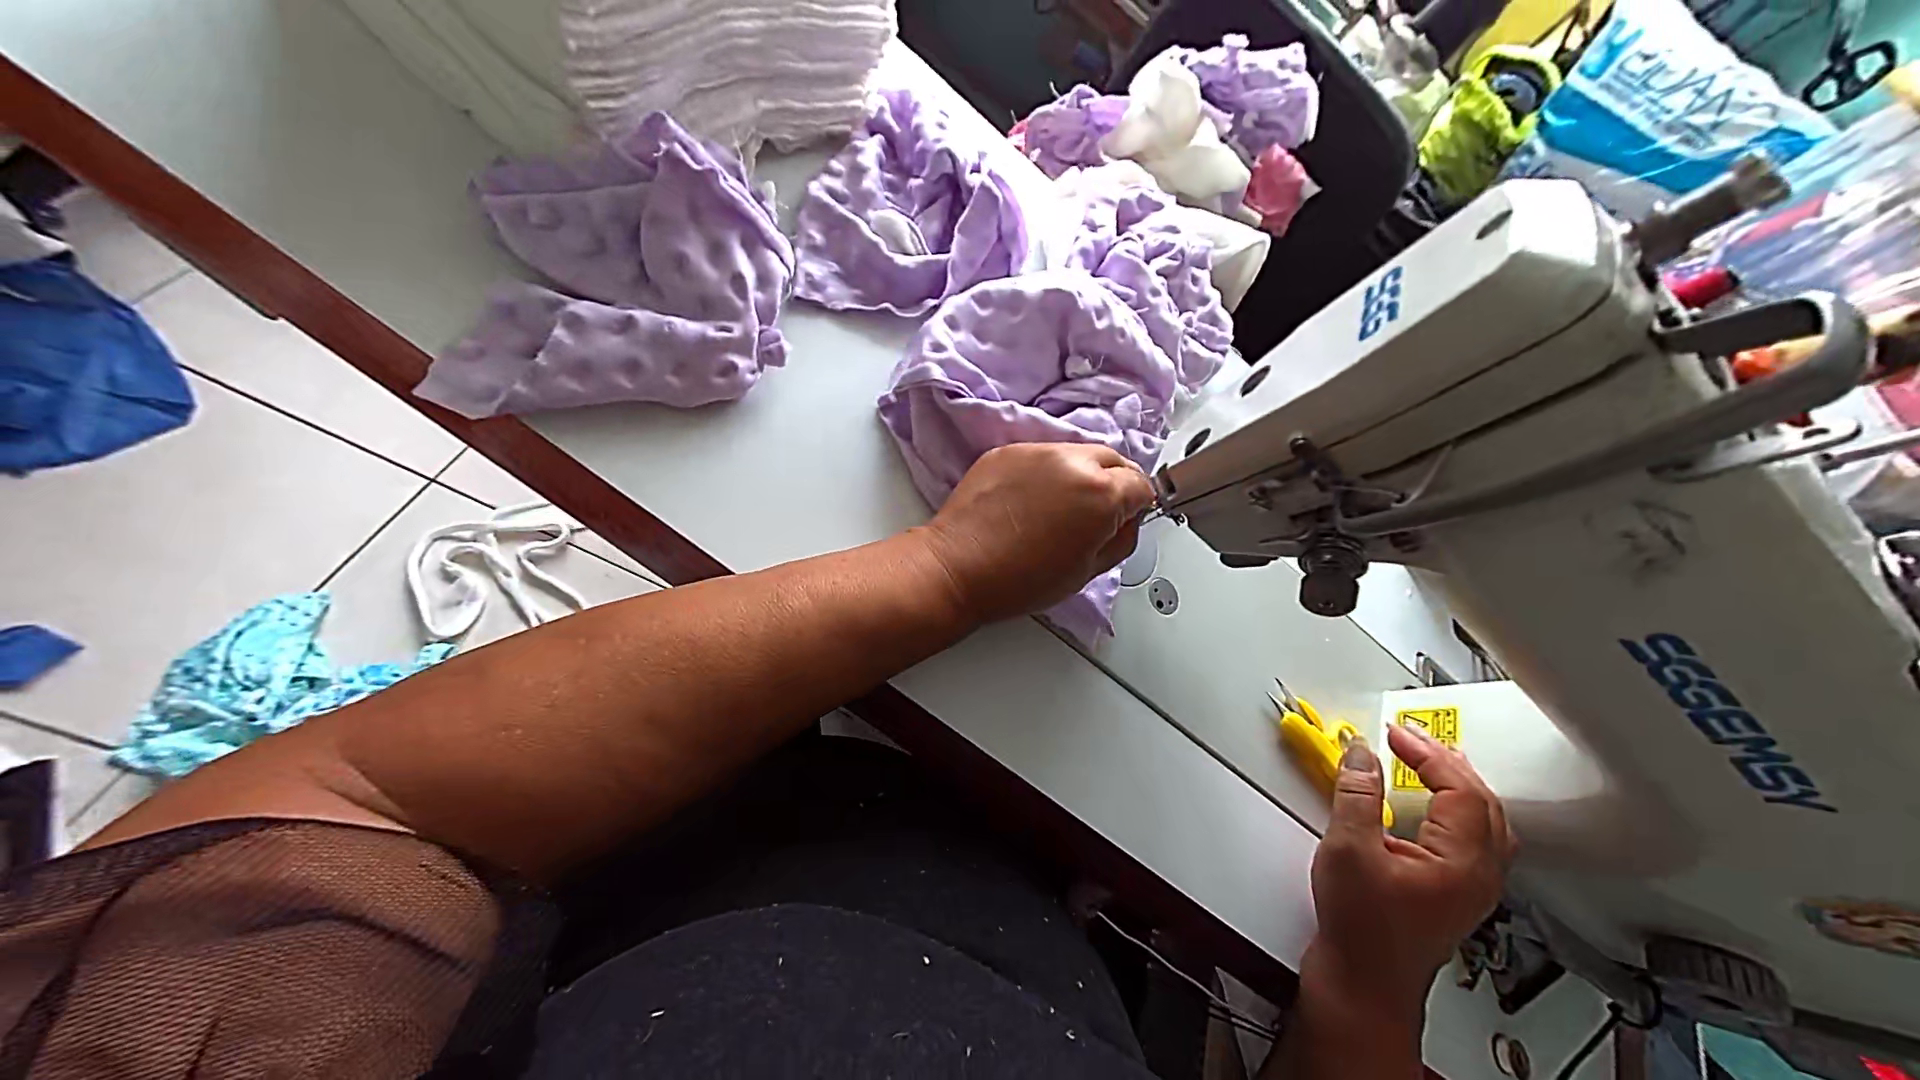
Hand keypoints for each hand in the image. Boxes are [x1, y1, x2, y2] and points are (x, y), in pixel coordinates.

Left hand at [917, 443, 1154, 623]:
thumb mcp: (1087, 572)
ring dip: (1078, 475)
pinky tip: (1028, 502)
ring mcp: (1036, 452)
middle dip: (1113, 484)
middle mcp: (1071, 462)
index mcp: (1101, 493)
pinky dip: (1043, 473)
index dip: (1138, 505)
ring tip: (1058, 509)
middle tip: (1096, 513)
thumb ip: (1120, 540)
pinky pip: (1040, 456)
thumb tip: (1127, 523)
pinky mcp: (1006, 451)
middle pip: (1112, 460)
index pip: (1141, 484)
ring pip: (1075, 454)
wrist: (958, 568)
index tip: (1127, 516)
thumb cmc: (1019, 579)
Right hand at [1304, 724, 1515, 1013]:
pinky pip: (1470, 838)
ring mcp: (1470, 886)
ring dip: (1456, 783)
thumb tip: (1362, 755)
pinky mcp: (1452, 892)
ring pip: (1483, 822)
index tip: (1395, 734)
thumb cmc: (1362, 931)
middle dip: (1447, 762)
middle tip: (1411, 737)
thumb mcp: (1348, 849)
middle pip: (1483, 803)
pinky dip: (1452, 807)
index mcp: (1462, 863)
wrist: (1362, 982)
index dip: (1427, 754)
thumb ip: (1356, 795)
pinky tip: (1427, 802)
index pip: (1461, 789)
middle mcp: (1478, 875)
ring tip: (1427, 759)